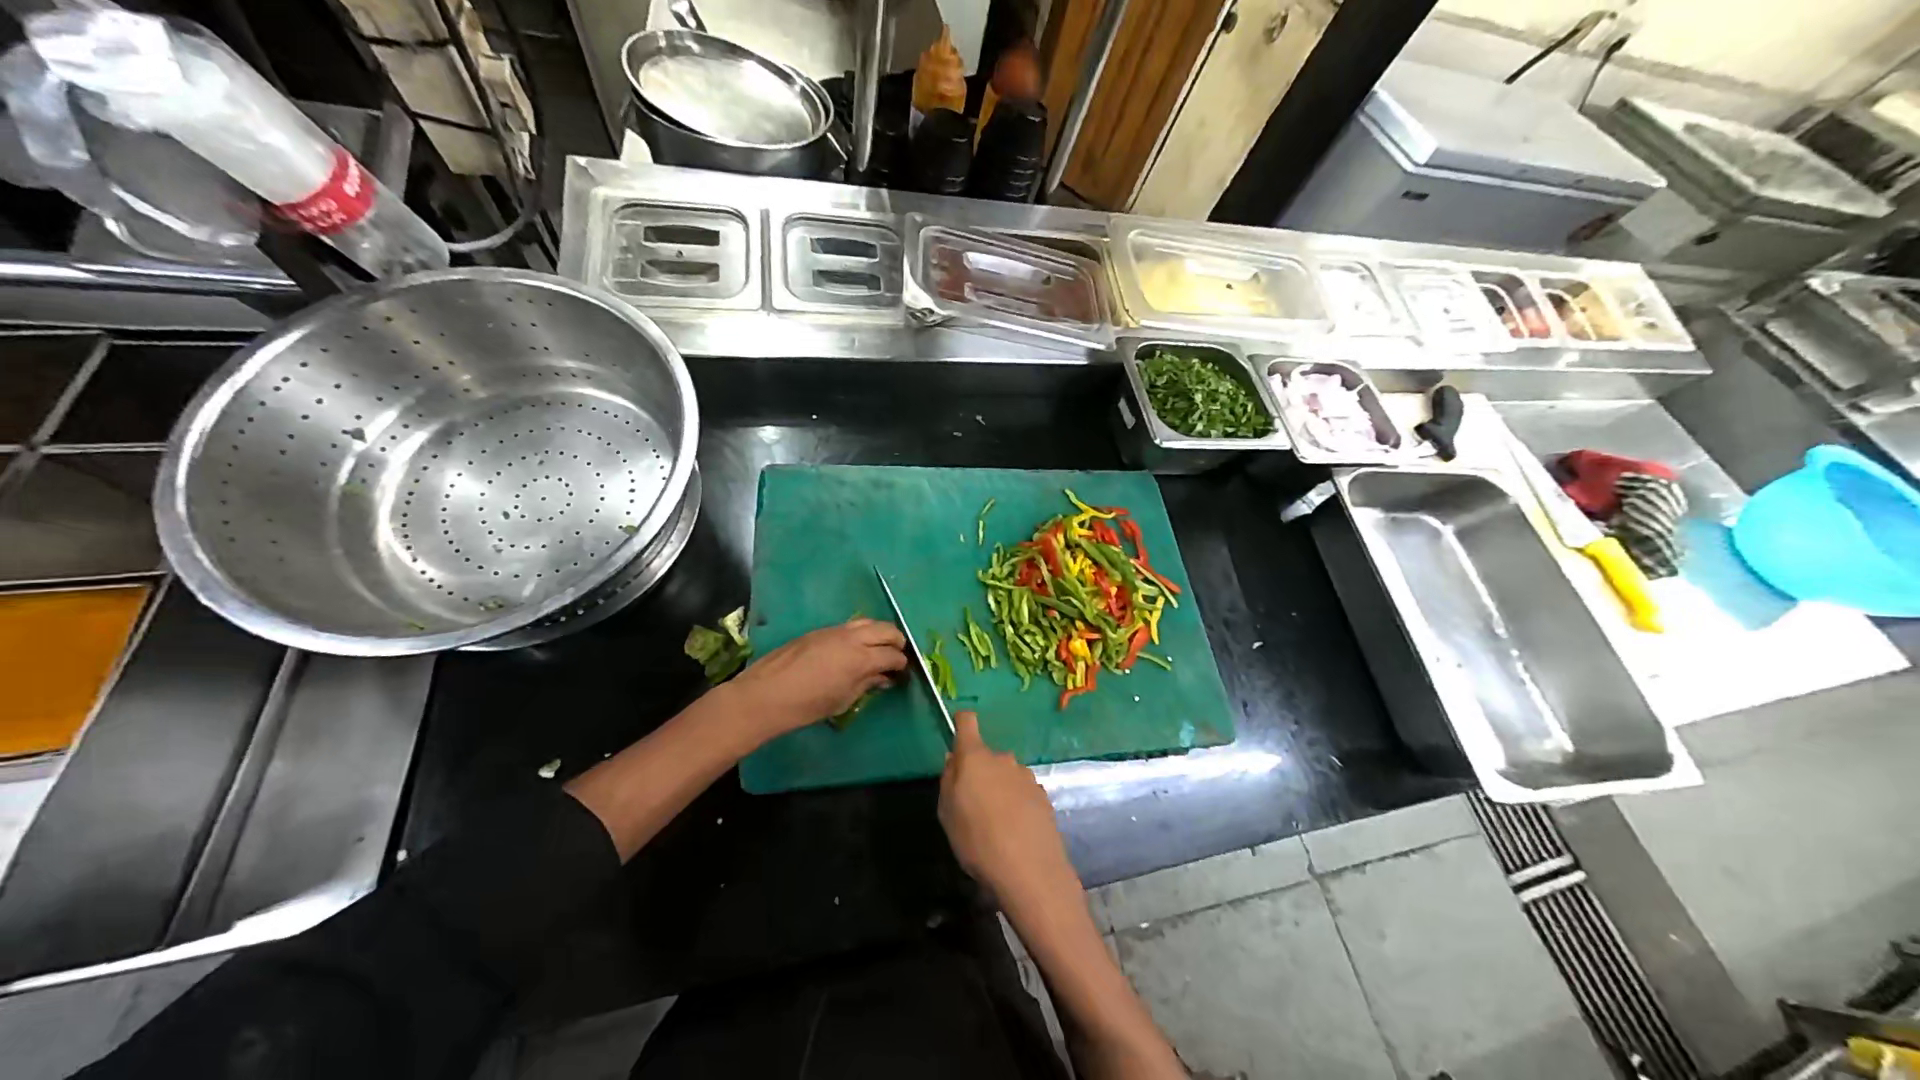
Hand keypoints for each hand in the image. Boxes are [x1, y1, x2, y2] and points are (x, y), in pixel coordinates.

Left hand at [728, 617, 906, 738]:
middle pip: (886, 629)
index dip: (901, 664)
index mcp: (861, 657)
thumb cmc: (808, 705)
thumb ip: (867, 684)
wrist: (767, 694)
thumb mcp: (843, 700)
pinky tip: (854, 649)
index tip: (902, 673)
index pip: (893, 654)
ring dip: (878, 633)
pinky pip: (849, 626)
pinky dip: (860, 633)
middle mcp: (852, 637)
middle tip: (896, 657)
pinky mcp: (820, 631)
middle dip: (896, 641)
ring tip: (878, 649)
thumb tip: (883, 677)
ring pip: (867, 622)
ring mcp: (835, 630)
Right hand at [939, 711, 1080, 907]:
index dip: (961, 725)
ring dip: (999, 790)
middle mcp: (1004, 759)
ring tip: (995, 825)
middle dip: (979, 773)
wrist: (1030, 870)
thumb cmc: (977, 840)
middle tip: (972, 806)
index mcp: (975, 757)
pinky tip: (1015, 832)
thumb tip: (954, 759)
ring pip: (1006, 775)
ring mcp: (1027, 776)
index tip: (958, 740)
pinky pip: (1022, 792)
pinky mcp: (1044, 796)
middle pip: (987, 756)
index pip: (967, 722)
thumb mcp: (947, 813)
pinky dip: (1017, 804)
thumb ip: (949, 780)